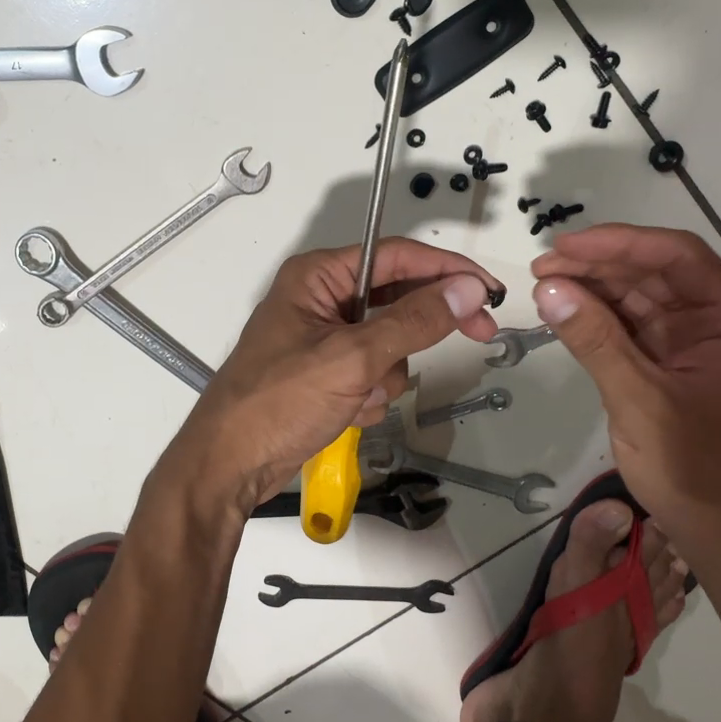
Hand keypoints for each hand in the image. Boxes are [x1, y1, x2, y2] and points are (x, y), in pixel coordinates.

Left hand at [178, 238, 501, 508]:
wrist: (229, 464)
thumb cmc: (280, 401)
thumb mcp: (353, 357)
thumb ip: (414, 321)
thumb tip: (468, 287)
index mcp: (318, 276)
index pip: (397, 257)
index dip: (448, 270)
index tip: (491, 291)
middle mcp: (320, 298)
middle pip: (397, 298)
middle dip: (420, 330)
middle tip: (480, 335)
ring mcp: (321, 339)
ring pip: (388, 343)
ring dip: (385, 375)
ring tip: (359, 396)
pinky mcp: (323, 374)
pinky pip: (370, 374)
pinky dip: (368, 395)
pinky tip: (346, 413)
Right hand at [530, 224, 720, 539]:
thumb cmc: (696, 468)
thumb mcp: (640, 400)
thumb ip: (594, 340)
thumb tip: (548, 288)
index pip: (677, 257)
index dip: (618, 244)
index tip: (563, 248)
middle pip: (656, 272)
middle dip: (599, 265)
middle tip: (541, 268)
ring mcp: (698, 343)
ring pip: (642, 296)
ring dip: (595, 288)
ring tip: (544, 285)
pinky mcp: (675, 363)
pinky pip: (634, 326)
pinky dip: (599, 316)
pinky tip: (566, 310)